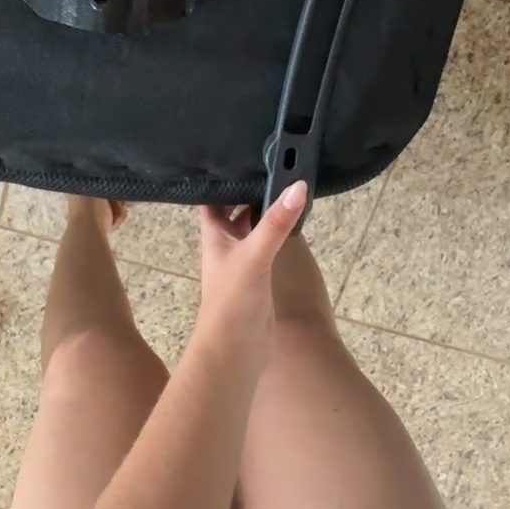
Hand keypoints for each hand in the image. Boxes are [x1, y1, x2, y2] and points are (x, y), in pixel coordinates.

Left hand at [195, 181, 307, 367]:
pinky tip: (291, 224)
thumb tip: (297, 186)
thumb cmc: (232, 302)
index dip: (221, 178)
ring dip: (263, 212)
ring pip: (251, 228)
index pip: (213, 198)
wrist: (234, 353)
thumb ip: (275, 223)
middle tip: (272, 165)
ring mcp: (241, 262)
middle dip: (247, 191)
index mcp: (213, 236)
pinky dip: (276, 234)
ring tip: (285, 186)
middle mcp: (225, 246)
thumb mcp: (254, 255)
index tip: (239, 155)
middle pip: (233, 210)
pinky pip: (266, 247)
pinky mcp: (258, 278)